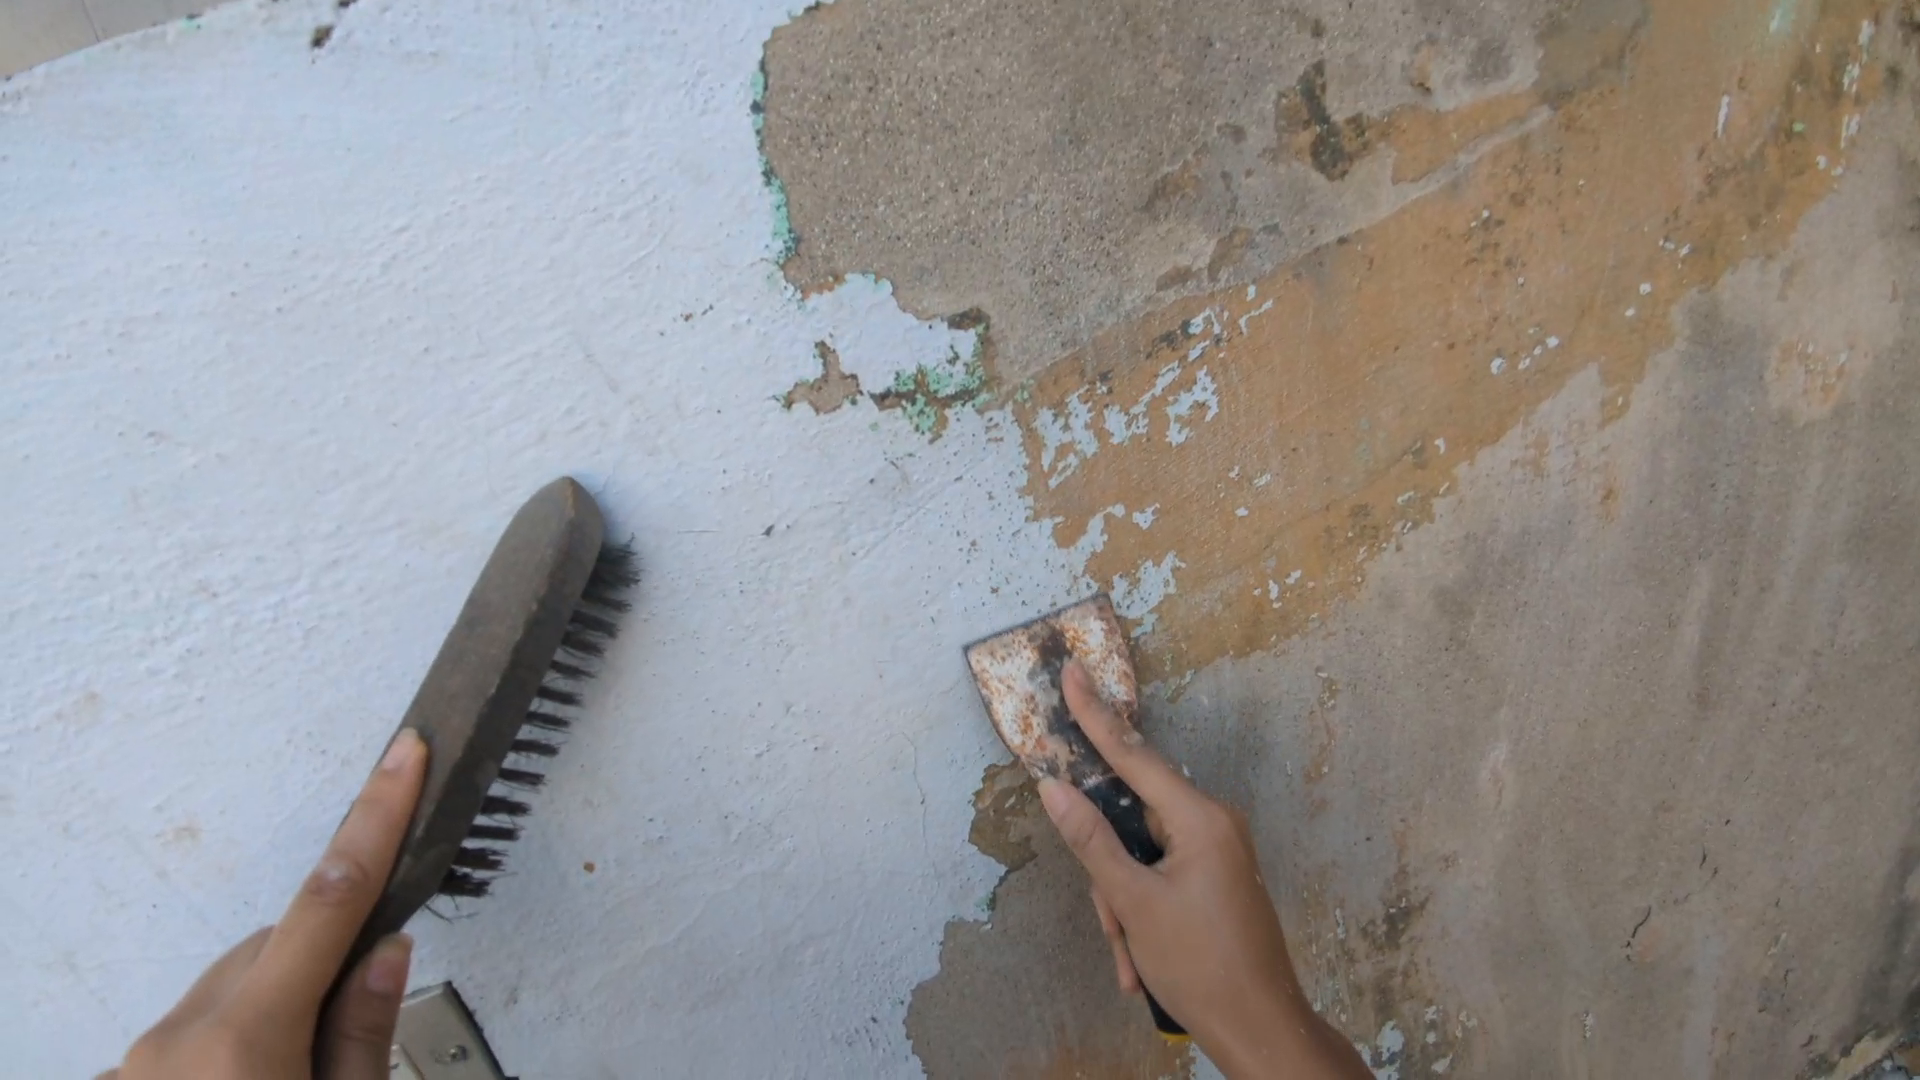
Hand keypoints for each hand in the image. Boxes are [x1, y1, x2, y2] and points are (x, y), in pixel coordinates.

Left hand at [102, 729, 428, 1079]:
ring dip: (281, 997)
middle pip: (278, 943)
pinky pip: (192, 1024)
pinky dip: (236, 1030)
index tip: (405, 752)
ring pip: (235, 983)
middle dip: (327, 954)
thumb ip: (361, 1031)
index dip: (376, 815)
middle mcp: (169, 1041)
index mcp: (242, 1043)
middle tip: (355, 1026)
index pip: (331, 897)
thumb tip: (387, 945)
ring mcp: (128, 1067)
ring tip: (299, 1073)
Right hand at [1039, 663, 1368, 1078]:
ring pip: (1140, 853)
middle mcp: (1211, 822)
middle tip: (1114, 923)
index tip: (1072, 671)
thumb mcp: (1135, 904)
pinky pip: (1159, 872)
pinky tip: (1141, 962)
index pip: (1133, 753)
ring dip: (1124, 903)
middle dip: (1110, 873)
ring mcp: (1215, 849)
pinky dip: (1141, 910)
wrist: (1265, 1036)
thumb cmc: (1201, 965)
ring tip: (1132, 958)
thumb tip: (1053, 788)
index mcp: (1198, 818)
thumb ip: (1091, 840)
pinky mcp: (1214, 874)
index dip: (1095, 713)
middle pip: (1132, 818)